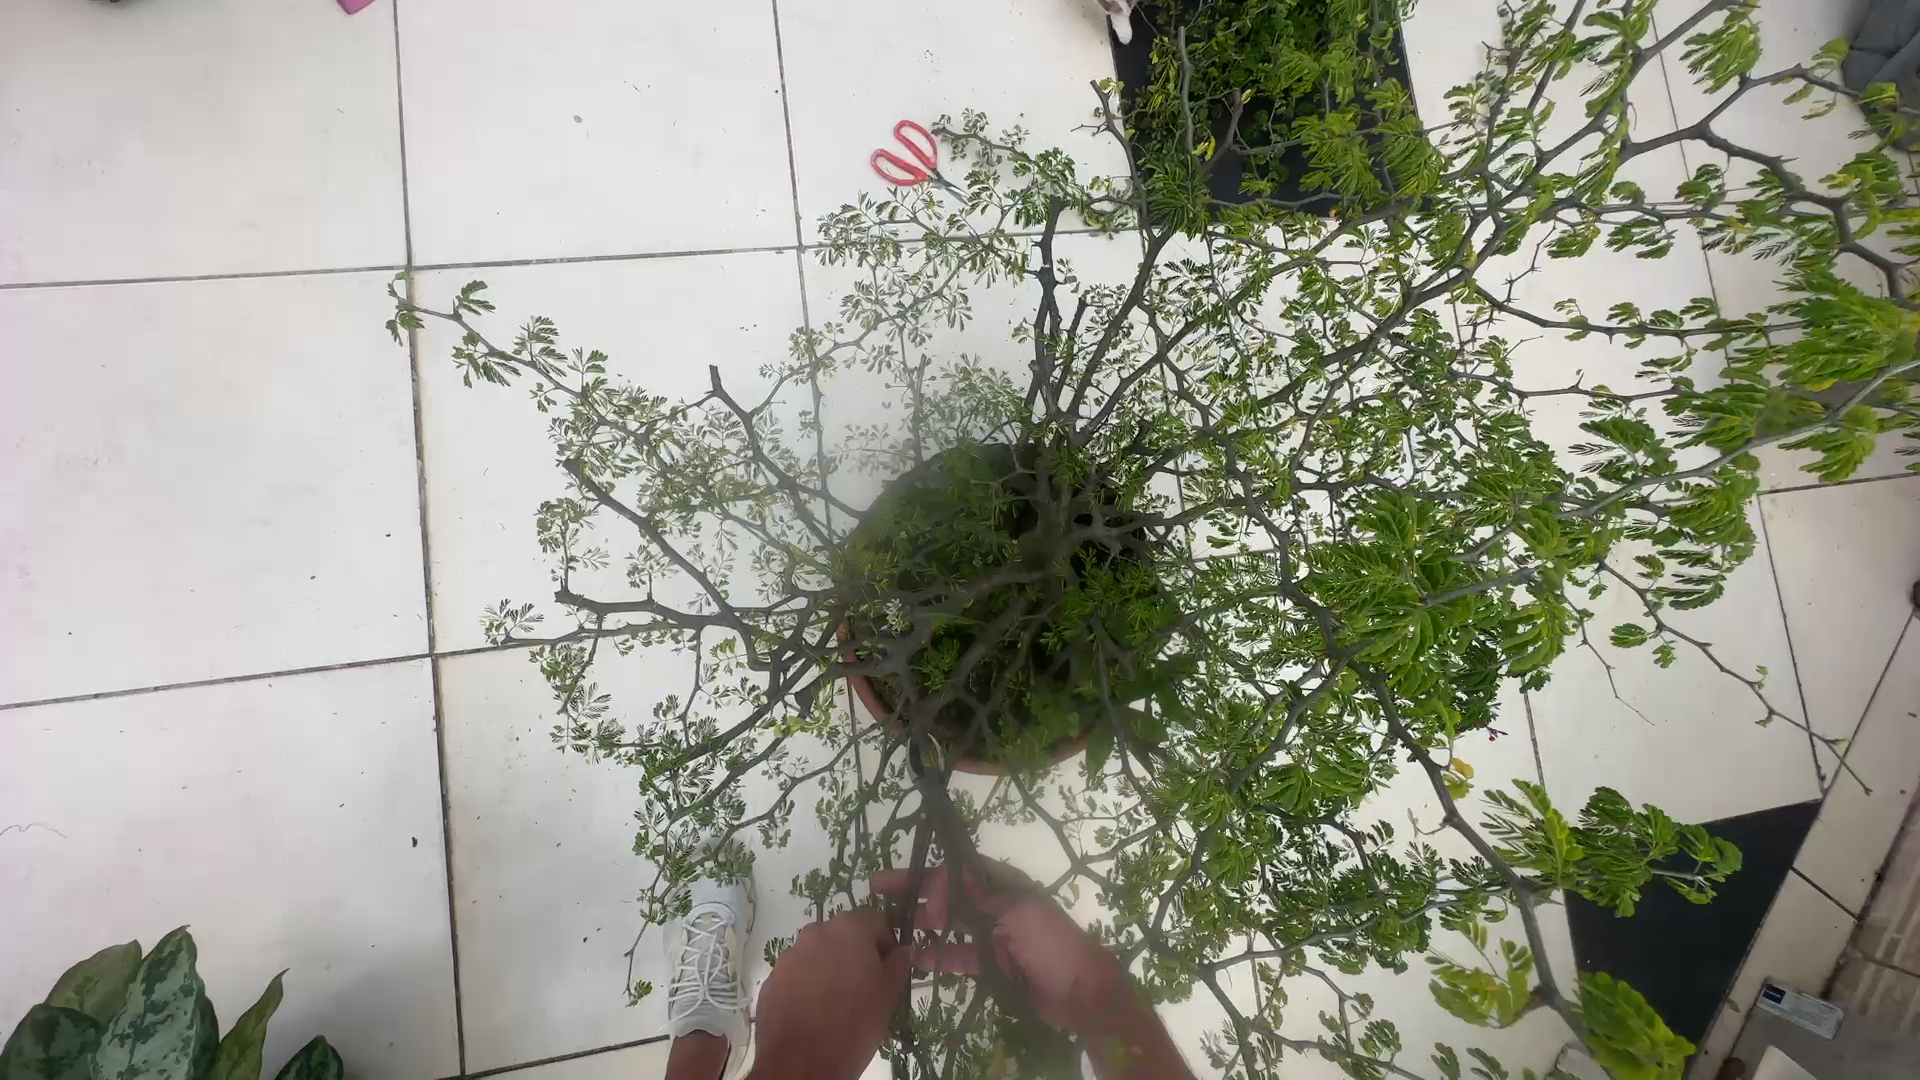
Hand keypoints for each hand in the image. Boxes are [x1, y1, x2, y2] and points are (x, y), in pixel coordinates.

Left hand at [751, 907, 911, 1079]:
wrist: (800, 1066)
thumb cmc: (854, 1025)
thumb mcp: (888, 995)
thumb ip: (899, 964)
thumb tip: (904, 949)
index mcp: (849, 928)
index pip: (874, 920)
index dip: (884, 941)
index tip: (887, 967)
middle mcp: (817, 931)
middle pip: (843, 934)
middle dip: (855, 953)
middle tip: (863, 986)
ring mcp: (790, 954)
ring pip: (818, 953)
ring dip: (829, 967)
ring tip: (835, 1002)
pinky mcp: (772, 979)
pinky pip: (797, 974)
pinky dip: (806, 985)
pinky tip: (813, 1012)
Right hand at [870, 861, 1128, 1032]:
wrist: (1081, 991)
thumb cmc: (1052, 941)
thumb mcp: (1018, 911)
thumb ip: (979, 898)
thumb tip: (943, 881)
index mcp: (1003, 883)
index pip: (957, 871)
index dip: (928, 874)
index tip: (901, 885)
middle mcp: (993, 902)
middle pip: (949, 894)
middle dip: (917, 893)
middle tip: (879, 893)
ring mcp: (992, 933)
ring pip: (949, 924)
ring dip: (923, 924)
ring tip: (892, 928)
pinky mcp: (992, 962)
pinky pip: (959, 955)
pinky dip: (939, 955)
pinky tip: (916, 959)